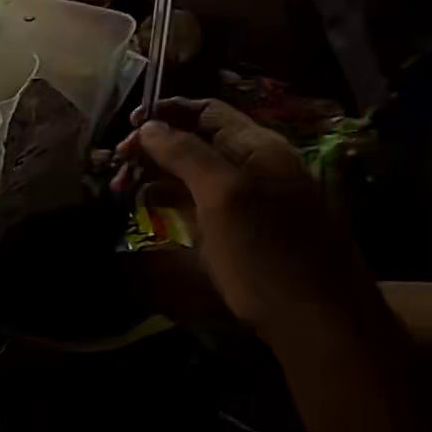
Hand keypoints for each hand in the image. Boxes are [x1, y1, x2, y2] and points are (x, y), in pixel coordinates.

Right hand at [113, 99, 365, 328]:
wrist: (314, 319)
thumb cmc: (266, 254)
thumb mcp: (223, 196)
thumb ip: (186, 155)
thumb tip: (148, 126)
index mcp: (257, 148)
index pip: (207, 112)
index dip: (166, 113)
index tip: (126, 125)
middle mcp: (252, 167)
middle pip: (195, 141)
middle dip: (153, 147)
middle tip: (117, 169)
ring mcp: (246, 200)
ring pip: (191, 173)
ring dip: (155, 175)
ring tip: (122, 191)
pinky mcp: (237, 230)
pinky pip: (196, 201)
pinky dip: (168, 199)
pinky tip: (148, 210)